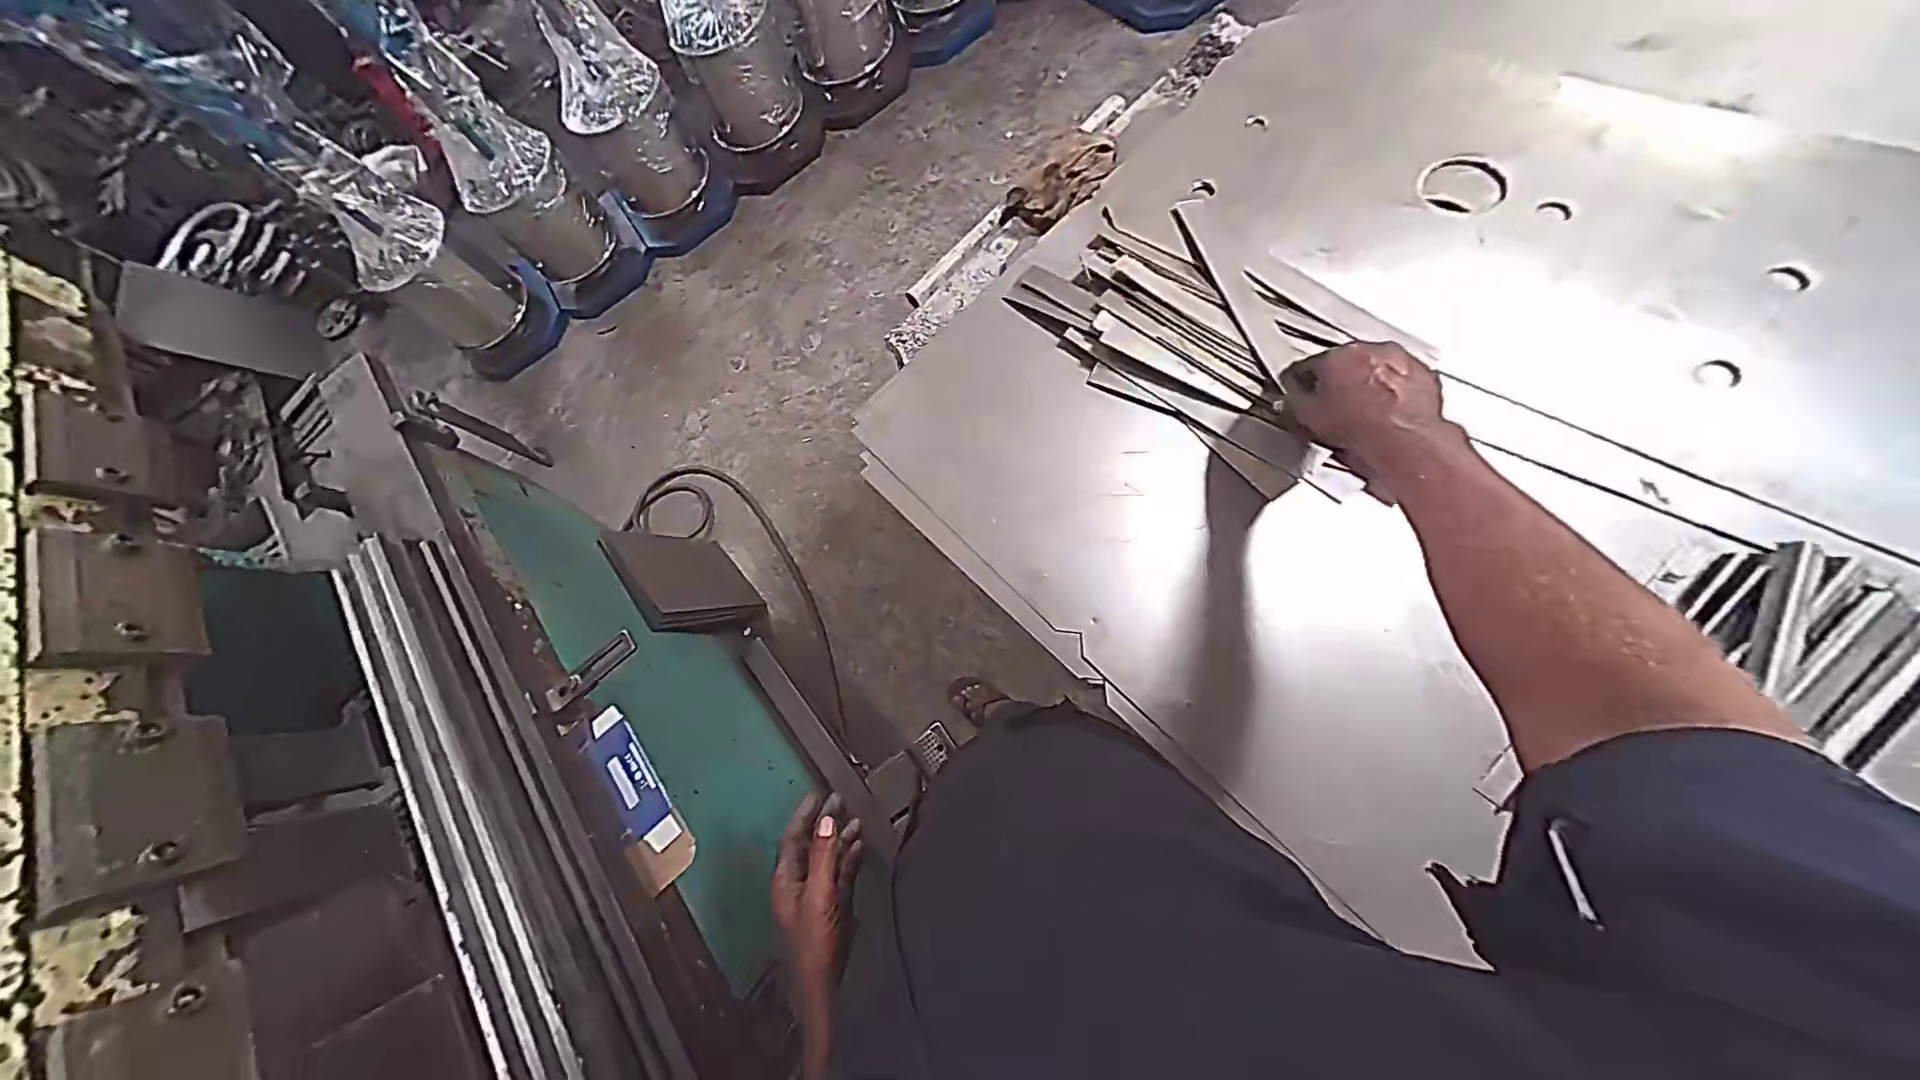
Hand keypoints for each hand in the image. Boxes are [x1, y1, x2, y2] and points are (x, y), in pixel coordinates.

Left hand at [772, 792, 863, 994]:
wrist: (825, 986)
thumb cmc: (815, 943)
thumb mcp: (819, 894)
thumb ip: (823, 855)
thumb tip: (826, 820)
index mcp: (787, 879)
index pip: (794, 837)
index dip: (804, 814)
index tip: (817, 794)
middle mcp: (799, 883)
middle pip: (811, 844)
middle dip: (824, 822)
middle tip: (838, 800)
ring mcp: (816, 894)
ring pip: (827, 856)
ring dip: (839, 837)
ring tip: (854, 819)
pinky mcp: (832, 904)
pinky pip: (840, 872)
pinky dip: (849, 857)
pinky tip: (859, 846)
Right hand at [1280, 341, 1460, 503]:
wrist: (1402, 442)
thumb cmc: (1360, 427)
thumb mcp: (1307, 417)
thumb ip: (1294, 400)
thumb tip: (1290, 397)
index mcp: (1337, 355)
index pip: (1309, 364)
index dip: (1301, 382)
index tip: (1299, 392)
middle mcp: (1372, 351)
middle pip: (1345, 363)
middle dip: (1337, 381)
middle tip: (1330, 405)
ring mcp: (1401, 362)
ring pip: (1375, 369)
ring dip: (1366, 385)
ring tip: (1358, 413)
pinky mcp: (1424, 377)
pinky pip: (1401, 381)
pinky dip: (1393, 394)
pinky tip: (1383, 415)